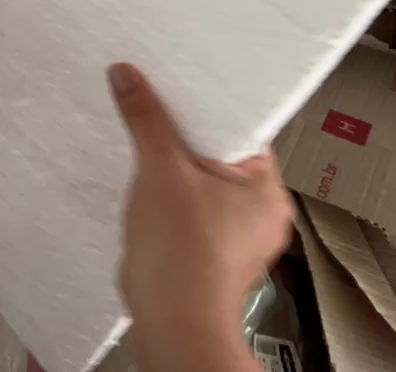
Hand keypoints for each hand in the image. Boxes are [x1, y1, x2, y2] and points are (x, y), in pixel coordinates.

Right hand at [107, 62, 292, 368]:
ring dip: (170, 159)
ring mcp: (231, 231)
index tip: (178, 84)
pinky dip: (164, 185)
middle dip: (181, 131)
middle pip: (215, 150)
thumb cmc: (185, 258)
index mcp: (265, 191)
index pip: (240, 128)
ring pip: (198, 175)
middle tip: (155, 105)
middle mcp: (256, 212)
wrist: (170, 317)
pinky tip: (142, 177)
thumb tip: (130, 77)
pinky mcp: (205, 245)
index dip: (207, 104)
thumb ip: (146, 116)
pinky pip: (185, 198)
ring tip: (144, 138)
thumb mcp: (160, 167)